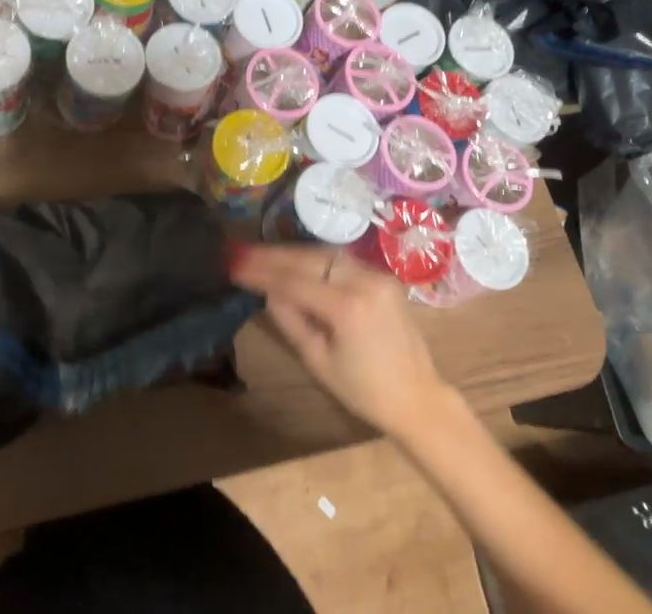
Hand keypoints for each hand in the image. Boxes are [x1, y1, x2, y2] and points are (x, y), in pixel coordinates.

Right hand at [232, 243, 457, 443]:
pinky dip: (317, 260)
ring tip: (264, 255)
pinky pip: (344, 261)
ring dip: (294, 253)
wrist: (417, 397)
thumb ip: (290, 320)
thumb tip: (267, 292)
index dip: (261, 272)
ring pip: (327, 253)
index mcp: (347, 307)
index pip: (294, 280)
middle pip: (310, 258)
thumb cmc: (364, 391)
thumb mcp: (317, 360)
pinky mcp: (386, 278)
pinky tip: (297, 263)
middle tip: (243, 254)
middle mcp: (365, 282)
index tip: (235, 266)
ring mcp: (379, 276)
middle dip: (274, 255)